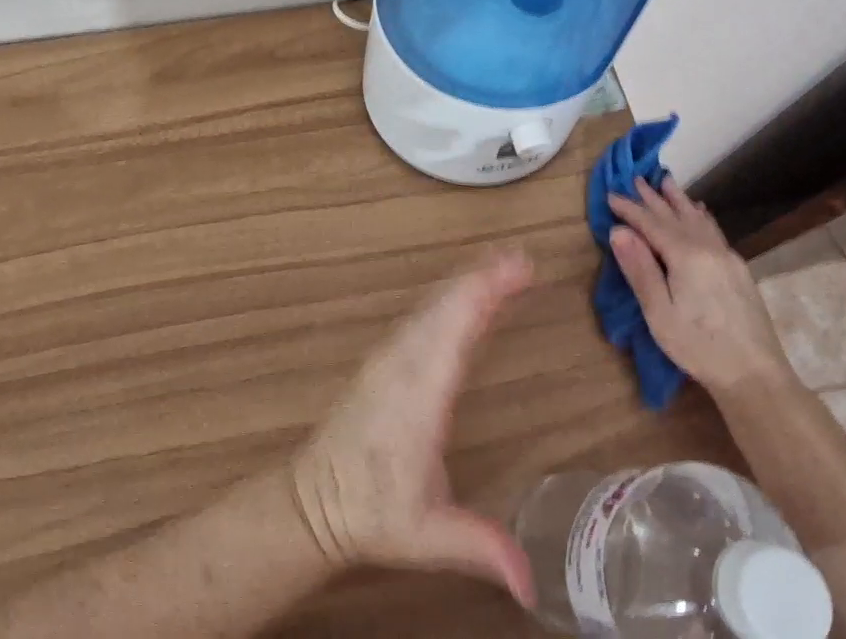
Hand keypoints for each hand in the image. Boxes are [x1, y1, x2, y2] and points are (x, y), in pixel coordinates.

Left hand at [290, 251, 536, 605]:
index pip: (449, 336)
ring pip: (428, 309)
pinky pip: (420, 318)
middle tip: (521, 258)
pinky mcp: (383, 363)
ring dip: (464, 282)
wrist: (314, 503)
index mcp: (414, 402)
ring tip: (503, 262)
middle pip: (441, 310)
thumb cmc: (371, 515)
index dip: (480, 297)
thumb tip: (531, 586)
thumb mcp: (426, 537)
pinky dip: (447, 297)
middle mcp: (399, 370)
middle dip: (480, 279)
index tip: (515, 269)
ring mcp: (387, 362)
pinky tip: (466, 289)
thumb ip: (478, 548)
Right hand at [607, 178, 797, 396]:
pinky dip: (701, 217)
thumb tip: (619, 231)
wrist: (754, 373)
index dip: (630, 210)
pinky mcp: (738, 271)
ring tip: (668, 183)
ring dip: (680, 201)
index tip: (610, 195)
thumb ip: (640, 269)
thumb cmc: (698, 346)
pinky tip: (701, 214)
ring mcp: (728, 259)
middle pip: (677, 217)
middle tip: (637, 178)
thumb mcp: (659, 312)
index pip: (652, 225)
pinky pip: (714, 232)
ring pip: (699, 221)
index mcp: (687, 257)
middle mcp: (709, 250)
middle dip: (654, 199)